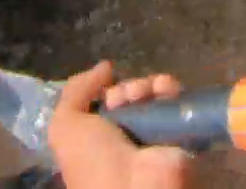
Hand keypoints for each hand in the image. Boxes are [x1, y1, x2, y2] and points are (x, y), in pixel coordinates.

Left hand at [49, 61, 191, 188]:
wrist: (132, 187)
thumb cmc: (94, 160)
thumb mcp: (66, 127)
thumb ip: (75, 92)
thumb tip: (105, 67)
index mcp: (99, 140)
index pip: (108, 102)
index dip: (106, 91)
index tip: (105, 91)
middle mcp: (127, 136)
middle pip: (131, 95)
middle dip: (127, 88)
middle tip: (123, 97)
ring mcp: (154, 133)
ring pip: (153, 94)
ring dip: (146, 85)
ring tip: (141, 94)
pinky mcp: (179, 128)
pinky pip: (175, 98)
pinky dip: (168, 87)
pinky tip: (162, 88)